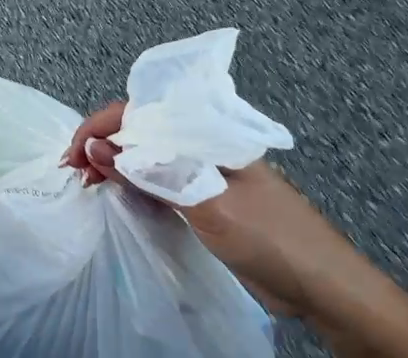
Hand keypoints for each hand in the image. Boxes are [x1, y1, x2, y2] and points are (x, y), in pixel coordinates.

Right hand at [62, 102, 327, 315]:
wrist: (333, 294)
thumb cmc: (275, 240)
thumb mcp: (207, 206)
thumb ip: (150, 174)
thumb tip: (92, 148)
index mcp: (208, 137)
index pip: (139, 113)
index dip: (99, 127)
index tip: (73, 154)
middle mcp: (203, 149)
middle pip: (139, 132)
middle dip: (100, 145)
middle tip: (75, 172)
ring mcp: (205, 175)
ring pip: (145, 156)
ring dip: (112, 165)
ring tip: (88, 183)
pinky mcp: (205, 201)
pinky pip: (157, 181)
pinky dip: (131, 184)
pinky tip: (117, 195)